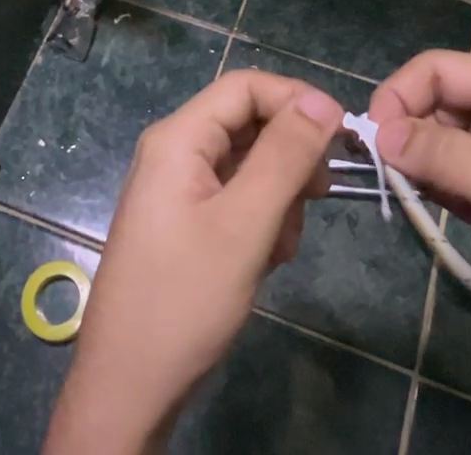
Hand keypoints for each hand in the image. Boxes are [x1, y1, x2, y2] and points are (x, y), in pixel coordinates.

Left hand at [43, 69, 343, 453]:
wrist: (130, 384)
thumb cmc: (185, 298)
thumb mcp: (244, 224)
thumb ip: (285, 156)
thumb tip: (324, 100)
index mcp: (178, 139)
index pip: (245, 86)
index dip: (296, 100)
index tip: (340, 135)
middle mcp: (175, 152)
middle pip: (250, 124)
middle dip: (289, 159)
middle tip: (317, 198)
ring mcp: (179, 188)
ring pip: (250, 165)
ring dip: (279, 199)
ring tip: (280, 247)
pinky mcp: (187, 221)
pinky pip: (238, 199)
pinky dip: (262, 222)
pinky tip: (265, 260)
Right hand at [368, 50, 470, 349]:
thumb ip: (455, 160)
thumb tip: (380, 132)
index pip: (440, 70)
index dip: (399, 99)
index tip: (375, 150)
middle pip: (443, 100)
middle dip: (415, 138)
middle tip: (409, 188)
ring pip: (454, 135)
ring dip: (436, 166)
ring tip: (448, 208)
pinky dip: (458, 187)